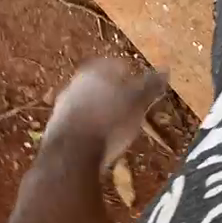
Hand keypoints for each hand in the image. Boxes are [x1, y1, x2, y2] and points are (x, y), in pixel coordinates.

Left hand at [42, 59, 167, 165]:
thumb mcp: (138, 102)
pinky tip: (99, 143)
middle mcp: (76, 83)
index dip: (133, 79)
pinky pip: (78, 124)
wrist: (71, 157)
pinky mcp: (55, 130)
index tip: (143, 94)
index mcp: (97, 69)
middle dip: (116, 95)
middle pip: (102, 84)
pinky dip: (89, 129)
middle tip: (131, 110)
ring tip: (116, 130)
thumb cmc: (110, 121)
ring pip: (88, 104)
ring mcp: (62, 106)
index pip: (119, 66)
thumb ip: (151, 85)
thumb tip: (166, 69)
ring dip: (101, 113)